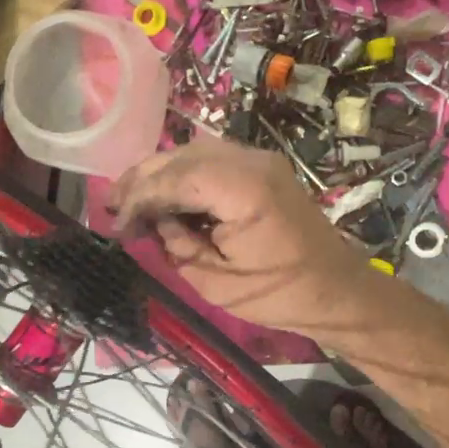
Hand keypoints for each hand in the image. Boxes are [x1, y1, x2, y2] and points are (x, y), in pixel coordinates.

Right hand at [112, 141, 374, 333]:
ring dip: (161, 174)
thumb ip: (178, 245)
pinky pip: (212, 161)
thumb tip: (154, 221)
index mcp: (243, 189)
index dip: (139, 197)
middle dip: (143, 178)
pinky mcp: (263, 168)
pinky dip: (184, 175)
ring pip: (194, 152)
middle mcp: (251, 161)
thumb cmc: (279, 295)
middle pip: (182, 156)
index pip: (175, 178)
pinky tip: (166, 197)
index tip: (115, 222)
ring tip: (131, 201)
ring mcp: (260, 159)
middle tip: (112, 205)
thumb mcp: (216, 282)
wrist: (336, 289)